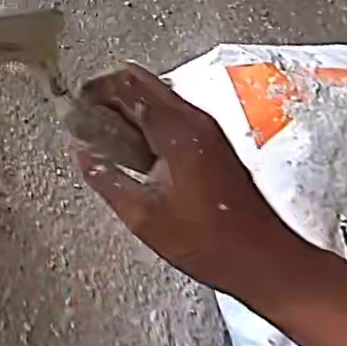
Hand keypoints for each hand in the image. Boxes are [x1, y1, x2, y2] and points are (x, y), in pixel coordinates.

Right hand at [69, 62, 319, 301]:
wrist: (270, 264)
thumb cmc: (210, 243)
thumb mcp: (145, 218)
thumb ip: (106, 180)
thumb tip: (79, 153)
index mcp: (176, 130)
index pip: (127, 84)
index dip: (96, 88)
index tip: (76, 102)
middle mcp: (193, 119)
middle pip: (141, 81)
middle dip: (108, 91)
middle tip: (87, 112)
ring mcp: (206, 127)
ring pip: (155, 94)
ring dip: (127, 102)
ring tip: (105, 128)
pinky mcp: (211, 140)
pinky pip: (169, 110)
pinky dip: (144, 115)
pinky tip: (134, 142)